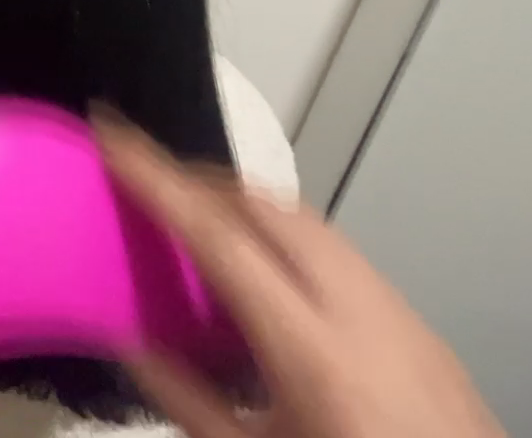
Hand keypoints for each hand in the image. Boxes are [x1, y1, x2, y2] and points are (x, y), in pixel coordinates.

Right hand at [93, 115, 504, 437]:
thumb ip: (183, 396)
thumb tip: (125, 339)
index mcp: (312, 349)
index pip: (219, 235)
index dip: (158, 179)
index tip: (113, 135)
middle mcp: (360, 313)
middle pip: (265, 205)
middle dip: (196, 175)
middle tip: (142, 174)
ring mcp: (398, 313)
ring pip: (303, 216)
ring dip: (237, 198)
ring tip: (189, 208)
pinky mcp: (419, 324)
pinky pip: (332, 246)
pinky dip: (276, 228)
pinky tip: (255, 261)